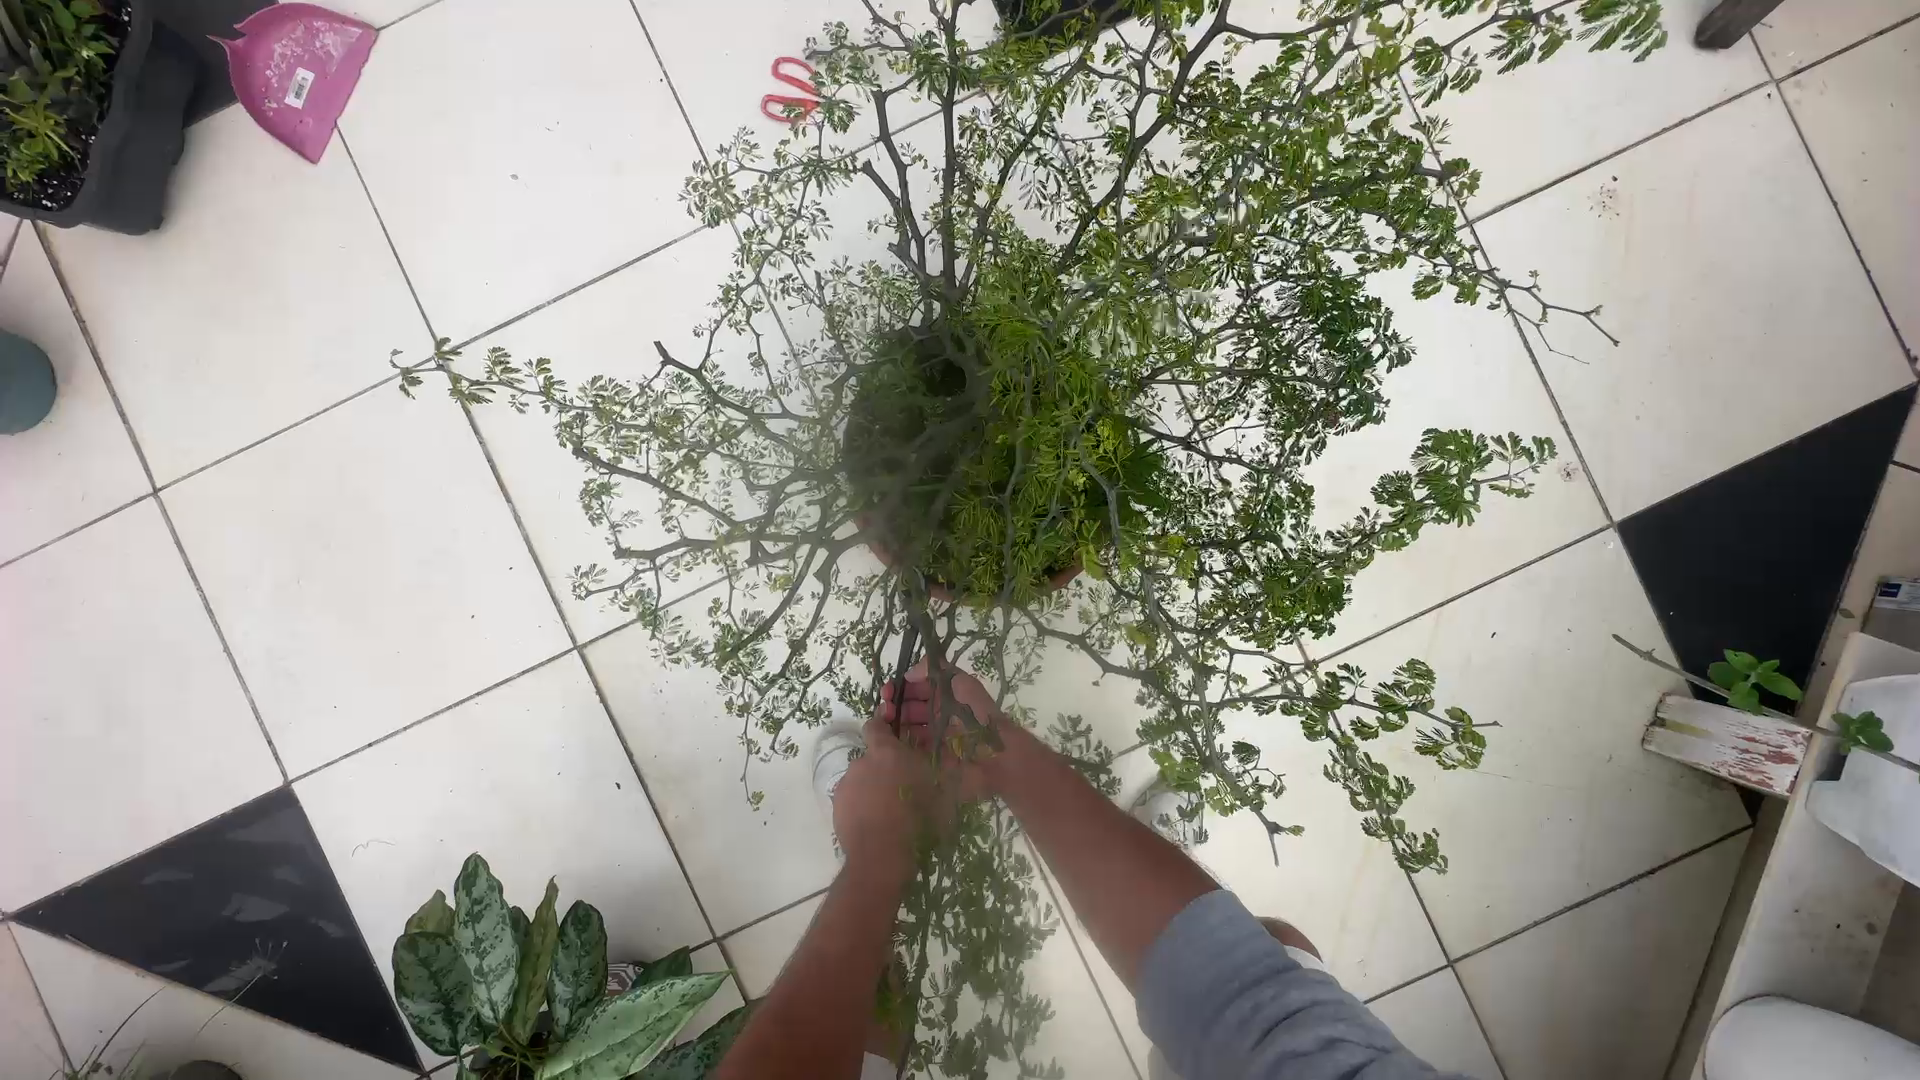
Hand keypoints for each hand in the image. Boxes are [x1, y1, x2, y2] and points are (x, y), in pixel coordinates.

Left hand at [831, 713, 952, 881]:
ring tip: (889, 810)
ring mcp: (846, 785)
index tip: (892, 736)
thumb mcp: (939, 792)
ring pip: (861, 779)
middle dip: (884, 767)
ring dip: (872, 787)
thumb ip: (940, 770)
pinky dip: (861, 805)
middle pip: (871, 757)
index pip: (875, 726)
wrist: (880, 857)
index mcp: (886, 753)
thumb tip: (950, 762)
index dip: (883, 728)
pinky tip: (874, 823)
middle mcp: (861, 762)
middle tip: (902, 785)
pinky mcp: (837, 807)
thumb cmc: (915, 819)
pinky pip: (852, 798)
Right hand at [878, 659, 1043, 800]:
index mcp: (944, 695)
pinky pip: (909, 747)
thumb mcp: (961, 681)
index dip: (901, 686)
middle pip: (907, 707)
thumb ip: (935, 669)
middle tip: (885, 707)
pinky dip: (898, 741)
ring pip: (905, 726)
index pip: (915, 687)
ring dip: (892, 722)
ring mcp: (932, 735)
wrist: (992, 752)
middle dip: (893, 704)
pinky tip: (890, 737)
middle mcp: (936, 713)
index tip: (888, 689)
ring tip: (885, 722)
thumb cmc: (977, 713)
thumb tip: (908, 672)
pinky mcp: (930, 756)